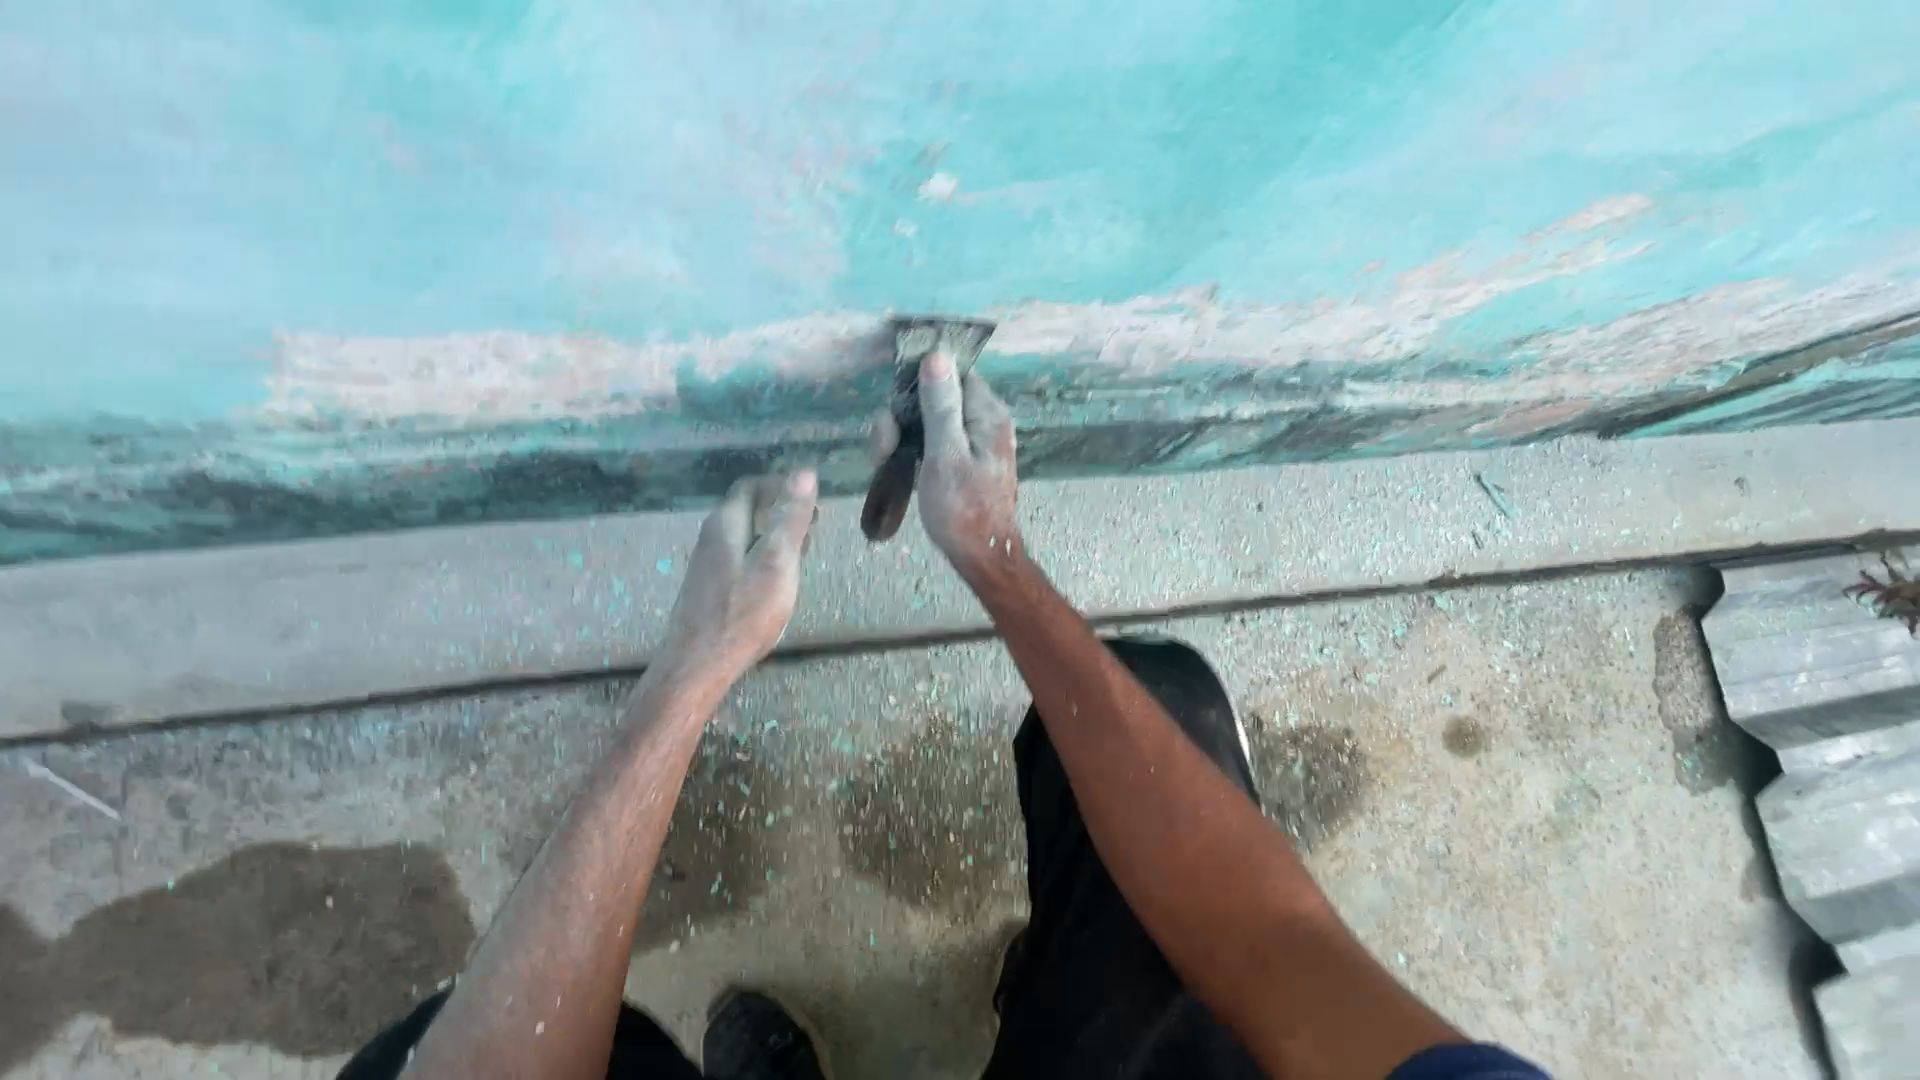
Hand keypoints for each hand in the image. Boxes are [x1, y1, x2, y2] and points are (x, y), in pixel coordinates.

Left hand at [657, 471, 817, 684]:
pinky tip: (777, 582)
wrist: (698, 665)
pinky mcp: (708, 588)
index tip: (811, 502)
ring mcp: (707, 565)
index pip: (751, 486)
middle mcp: (711, 538)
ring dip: (774, 537)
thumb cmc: (743, 614)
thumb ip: (790, 518)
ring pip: (744, 536)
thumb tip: (804, 473)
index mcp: (726, 525)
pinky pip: (739, 558)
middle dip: (781, 512)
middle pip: (747, 510)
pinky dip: (763, 558)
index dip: (781, 487)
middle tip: (812, 529)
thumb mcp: (777, 563)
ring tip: (802, 554)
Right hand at [872, 352, 1019, 578]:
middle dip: (904, 416)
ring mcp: (974, 441)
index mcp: (987, 413)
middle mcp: (984, 421)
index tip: (896, 411)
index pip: (952, 373)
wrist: (980, 555)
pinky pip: (933, 441)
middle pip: (935, 396)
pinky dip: (913, 450)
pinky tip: (897, 468)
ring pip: (928, 420)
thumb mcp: (945, 454)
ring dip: (901, 436)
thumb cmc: (963, 508)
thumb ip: (941, 405)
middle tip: (886, 447)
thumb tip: (937, 354)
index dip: (919, 384)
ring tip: (886, 461)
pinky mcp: (962, 460)